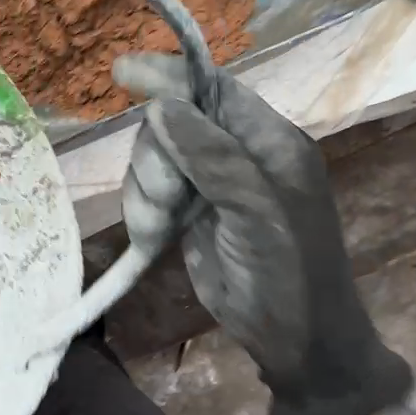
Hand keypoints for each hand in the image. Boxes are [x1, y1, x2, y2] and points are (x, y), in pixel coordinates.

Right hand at [115, 54, 411, 414]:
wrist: (294, 343)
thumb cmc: (291, 275)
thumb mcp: (258, 213)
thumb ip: (213, 157)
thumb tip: (162, 105)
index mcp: (268, 141)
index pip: (213, 87)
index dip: (168, 75)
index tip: (122, 71)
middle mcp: (236, 152)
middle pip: (169, 122)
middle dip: (156, 158)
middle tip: (167, 197)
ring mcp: (208, 181)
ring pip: (150, 157)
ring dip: (146, 190)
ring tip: (163, 225)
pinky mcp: (185, 208)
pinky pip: (144, 188)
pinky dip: (141, 210)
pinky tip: (156, 235)